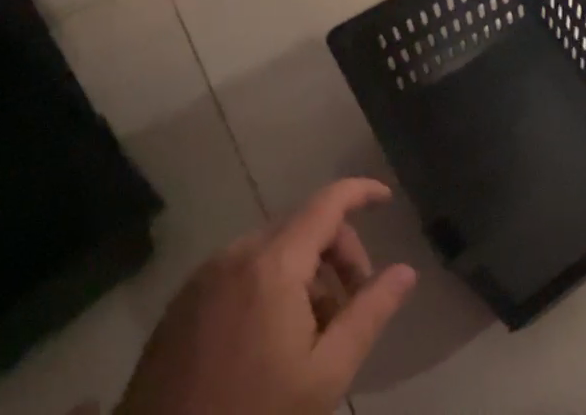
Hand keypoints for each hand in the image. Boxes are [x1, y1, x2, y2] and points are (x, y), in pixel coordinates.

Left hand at [116, 178, 416, 414]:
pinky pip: (239, 270)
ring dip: (304, 272)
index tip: (387, 199)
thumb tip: (405, 271)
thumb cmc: (256, 412)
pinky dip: (269, 283)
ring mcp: (201, 279)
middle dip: (337, 252)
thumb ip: (369, 313)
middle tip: (353, 303)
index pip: (327, 204)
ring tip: (313, 330)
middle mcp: (233, 256)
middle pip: (301, 226)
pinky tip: (273, 337)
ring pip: (270, 249)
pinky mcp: (180, 304)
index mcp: (272, 265)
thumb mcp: (326, 372)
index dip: (361, 192)